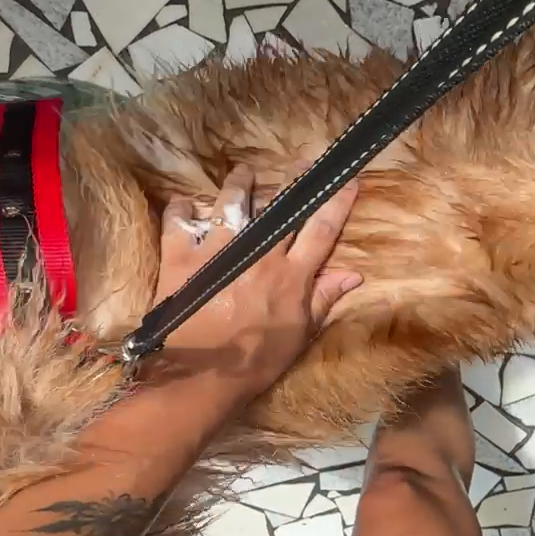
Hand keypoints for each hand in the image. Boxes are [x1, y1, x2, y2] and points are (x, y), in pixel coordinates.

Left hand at [147, 163, 362, 403]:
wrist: (202, 376)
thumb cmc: (259, 359)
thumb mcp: (301, 333)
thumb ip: (324, 299)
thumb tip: (354, 275)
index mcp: (292, 277)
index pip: (321, 231)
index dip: (336, 203)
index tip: (347, 180)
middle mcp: (258, 257)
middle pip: (280, 209)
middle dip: (295, 181)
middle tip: (303, 159)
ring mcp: (218, 254)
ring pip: (232, 205)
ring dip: (241, 185)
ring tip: (244, 172)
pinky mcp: (180, 259)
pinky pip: (180, 221)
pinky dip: (185, 209)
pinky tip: (189, 203)